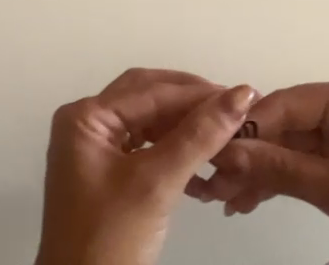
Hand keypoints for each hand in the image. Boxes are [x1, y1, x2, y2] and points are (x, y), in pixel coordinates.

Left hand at [36, 69, 257, 264]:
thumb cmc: (111, 238)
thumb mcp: (156, 183)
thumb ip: (198, 137)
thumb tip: (240, 95)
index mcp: (85, 116)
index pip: (148, 91)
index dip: (197, 91)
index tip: (243, 93)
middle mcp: (85, 123)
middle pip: (146, 98)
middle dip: (190, 103)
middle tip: (235, 108)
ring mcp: (93, 149)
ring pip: (147, 123)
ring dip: (184, 129)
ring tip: (225, 134)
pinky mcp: (105, 174)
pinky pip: (144, 149)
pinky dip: (173, 153)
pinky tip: (203, 168)